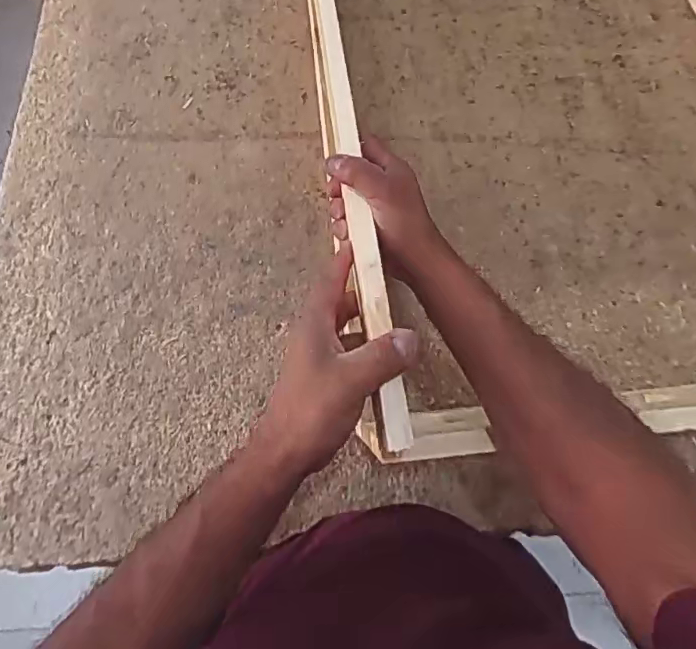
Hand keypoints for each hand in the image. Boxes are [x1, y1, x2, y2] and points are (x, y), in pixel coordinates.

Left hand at [250, 243, 418, 476]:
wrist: (283, 455)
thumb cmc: (310, 411)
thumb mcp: (352, 380)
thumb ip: (383, 356)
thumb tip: (412, 337)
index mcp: (315, 325)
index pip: (330, 281)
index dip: (344, 260)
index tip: (359, 240)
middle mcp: (315, 336)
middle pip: (341, 302)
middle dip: (364, 291)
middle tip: (390, 283)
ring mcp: (318, 358)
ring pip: (347, 329)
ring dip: (368, 323)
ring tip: (395, 322)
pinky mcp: (324, 379)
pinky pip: (350, 352)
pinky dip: (368, 349)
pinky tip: (386, 361)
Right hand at [324, 135, 448, 272]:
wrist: (414, 260)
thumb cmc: (405, 222)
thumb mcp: (381, 189)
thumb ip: (357, 172)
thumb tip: (333, 160)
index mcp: (391, 168)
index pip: (367, 147)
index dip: (349, 150)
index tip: (333, 163)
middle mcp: (382, 184)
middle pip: (350, 174)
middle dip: (339, 185)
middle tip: (336, 194)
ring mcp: (374, 205)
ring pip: (345, 199)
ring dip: (339, 209)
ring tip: (345, 218)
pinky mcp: (368, 225)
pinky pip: (347, 220)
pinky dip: (344, 226)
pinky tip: (349, 234)